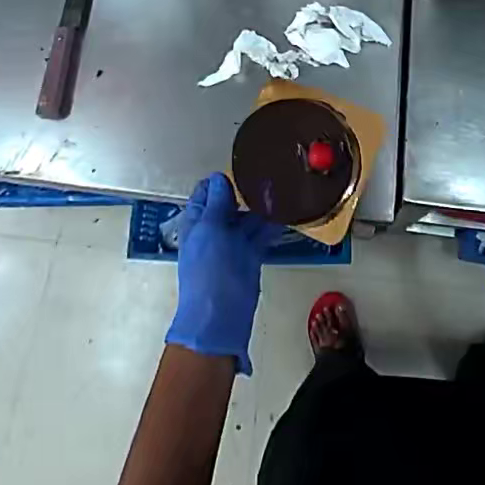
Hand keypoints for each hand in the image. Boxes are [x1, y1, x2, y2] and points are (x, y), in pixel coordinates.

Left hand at [165, 173, 282, 375]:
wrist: (220, 317)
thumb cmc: (208, 270)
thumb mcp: (209, 229)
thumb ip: (216, 203)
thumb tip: (218, 178)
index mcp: (198, 221)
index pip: (207, 192)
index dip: (221, 180)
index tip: (243, 167)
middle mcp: (215, 229)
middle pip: (230, 203)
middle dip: (246, 191)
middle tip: (270, 173)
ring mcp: (233, 243)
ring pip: (249, 218)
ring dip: (262, 206)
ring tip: (283, 190)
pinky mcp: (251, 255)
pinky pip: (262, 234)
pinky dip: (273, 224)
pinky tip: (287, 213)